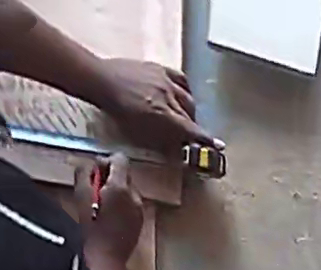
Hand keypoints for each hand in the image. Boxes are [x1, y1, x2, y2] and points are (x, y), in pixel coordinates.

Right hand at [85, 153, 144, 263]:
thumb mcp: (80, 197)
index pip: (120, 159)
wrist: (106, 261)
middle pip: (125, 175)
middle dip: (110, 178)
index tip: (95, 173)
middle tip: (95, 192)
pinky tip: (110, 219)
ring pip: (129, 191)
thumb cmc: (90, 229)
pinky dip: (122, 206)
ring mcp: (140, 211)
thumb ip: (84, 174)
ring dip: (116, 193)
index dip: (106, 162)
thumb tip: (89, 164)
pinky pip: (131, 206)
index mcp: (121, 188)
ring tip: (101, 208)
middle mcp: (135, 197)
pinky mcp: (140, 223)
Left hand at [93, 58, 217, 151]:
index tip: (219, 147)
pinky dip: (184, 90)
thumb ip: (162, 141)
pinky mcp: (160, 68)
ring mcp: (166, 81)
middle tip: (188, 135)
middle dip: (192, 126)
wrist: (102, 81)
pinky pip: (181, 79)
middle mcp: (169, 97)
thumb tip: (178, 151)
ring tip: (183, 115)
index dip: (205, 140)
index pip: (191, 130)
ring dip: (189, 109)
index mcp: (164, 116)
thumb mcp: (140, 134)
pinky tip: (181, 95)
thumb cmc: (119, 112)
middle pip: (190, 115)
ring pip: (188, 98)